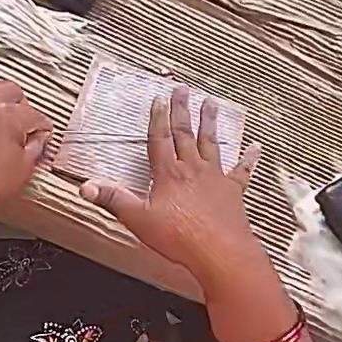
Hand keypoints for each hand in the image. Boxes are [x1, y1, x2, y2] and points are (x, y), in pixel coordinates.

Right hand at [78, 86, 266, 284]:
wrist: (219, 251)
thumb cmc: (180, 238)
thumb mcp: (139, 220)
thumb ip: (114, 200)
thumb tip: (87, 186)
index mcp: (169, 174)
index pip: (160, 138)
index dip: (158, 117)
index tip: (159, 99)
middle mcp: (192, 169)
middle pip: (185, 134)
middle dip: (182, 110)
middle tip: (182, 89)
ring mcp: (215, 178)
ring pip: (211, 144)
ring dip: (209, 123)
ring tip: (210, 104)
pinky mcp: (233, 192)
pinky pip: (242, 170)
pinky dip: (248, 158)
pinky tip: (255, 147)